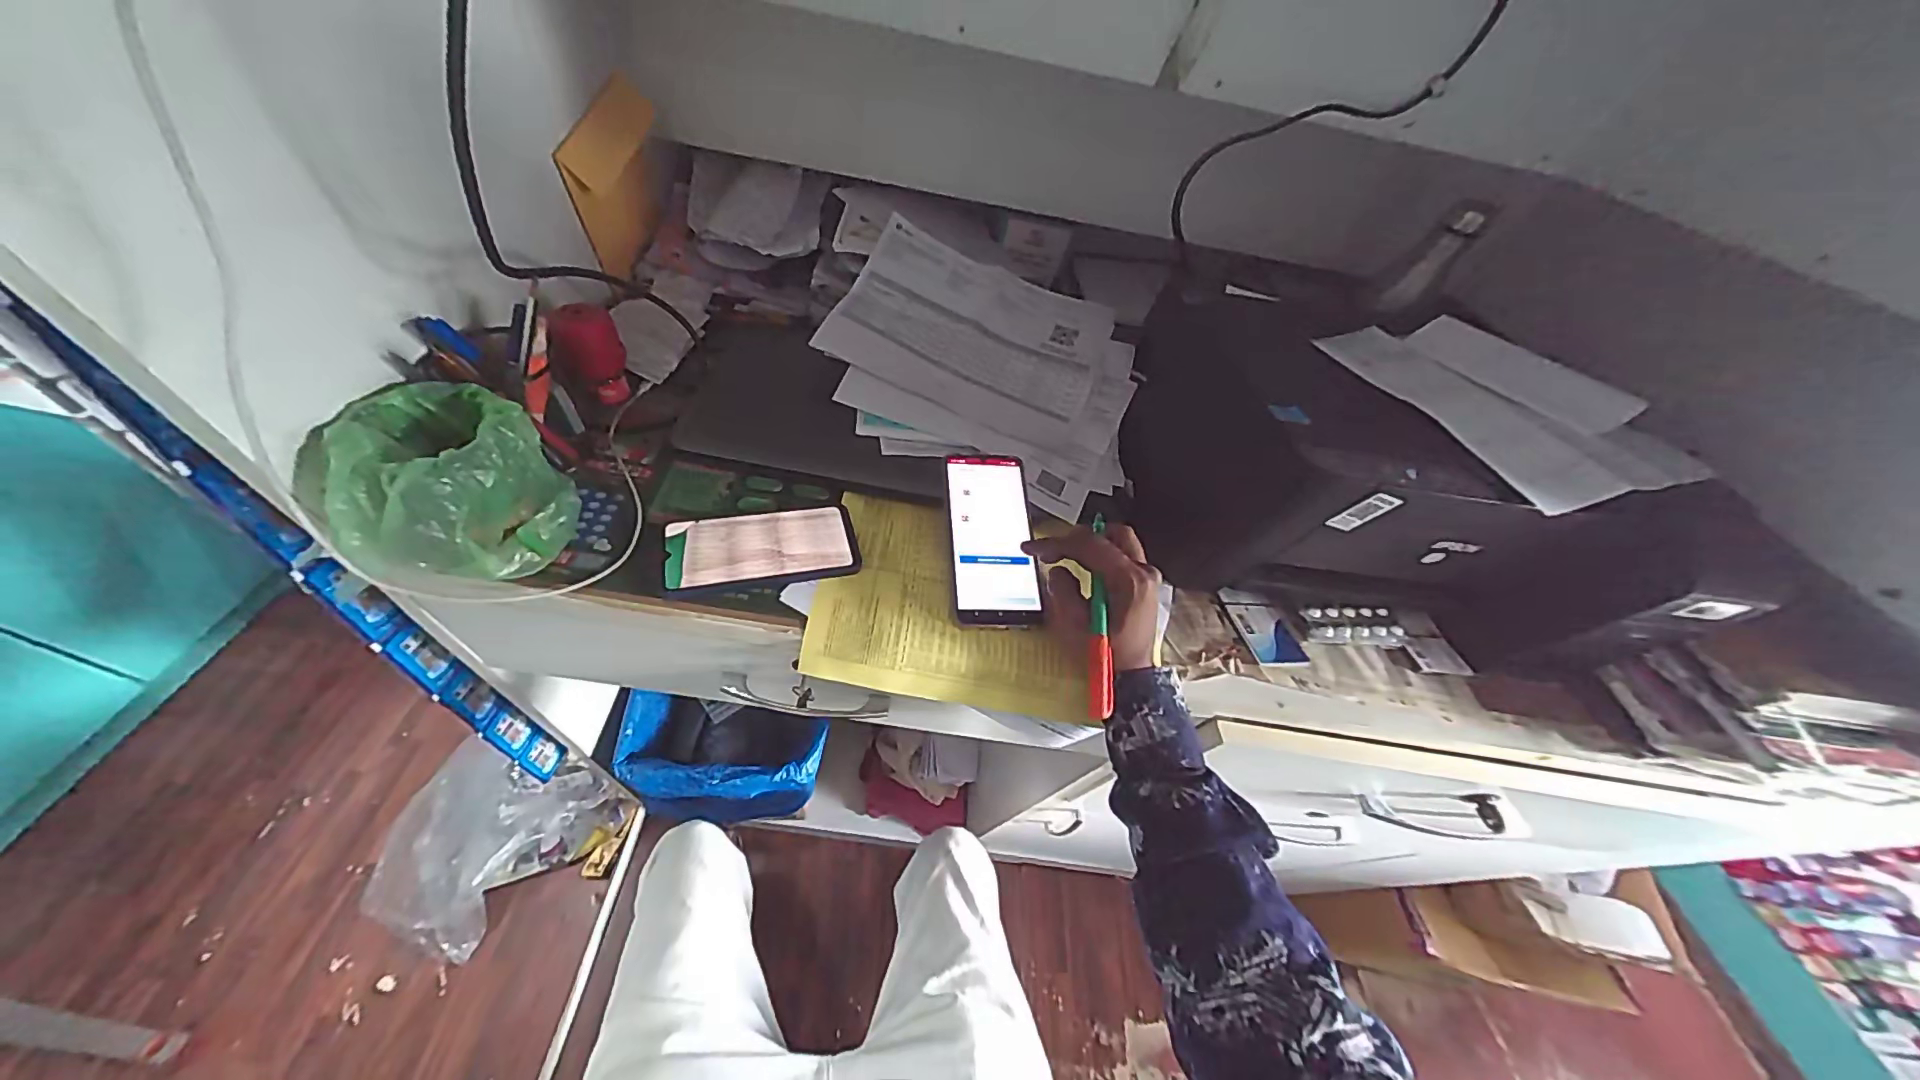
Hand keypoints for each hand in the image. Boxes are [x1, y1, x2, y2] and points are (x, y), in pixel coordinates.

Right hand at [1022, 524, 1162, 672]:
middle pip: (1111, 534)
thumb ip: (1063, 591)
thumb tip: (1057, 571)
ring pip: (1120, 543)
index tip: (1035, 547)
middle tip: (1054, 548)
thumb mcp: (1075, 626)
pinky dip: (1102, 558)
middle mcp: (1144, 574)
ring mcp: (1147, 580)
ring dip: (1092, 546)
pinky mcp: (1144, 587)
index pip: (1090, 545)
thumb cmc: (1107, 657)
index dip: (1057, 543)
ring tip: (1068, 557)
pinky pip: (1123, 559)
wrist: (1133, 680)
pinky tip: (1086, 572)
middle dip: (1079, 537)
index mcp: (1129, 581)